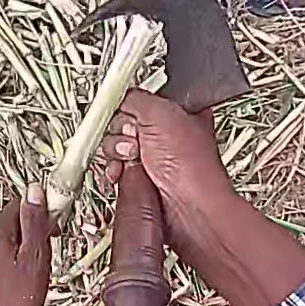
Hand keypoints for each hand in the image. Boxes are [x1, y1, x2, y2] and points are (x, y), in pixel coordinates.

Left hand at [0, 185, 53, 305]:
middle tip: (50, 252)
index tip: (58, 226)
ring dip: (29, 247)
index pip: (21, 203)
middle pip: (15, 220)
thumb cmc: (15, 301)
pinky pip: (3, 253)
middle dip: (36, 231)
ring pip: (11, 238)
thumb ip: (34, 222)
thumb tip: (35, 190)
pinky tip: (27, 278)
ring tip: (39, 269)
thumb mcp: (34, 257)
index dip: (43, 211)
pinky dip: (18, 259)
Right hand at [101, 89, 238, 225]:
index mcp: (177, 112)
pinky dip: (112, 169)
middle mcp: (163, 133)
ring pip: (114, 144)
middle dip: (122, 130)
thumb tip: (118, 96)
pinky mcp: (138, 177)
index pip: (140, 97)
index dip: (131, 104)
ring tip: (134, 158)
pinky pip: (112, 166)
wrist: (190, 209)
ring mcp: (149, 156)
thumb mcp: (162, 114)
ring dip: (116, 151)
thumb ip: (136, 98)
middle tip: (136, 139)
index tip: (127, 112)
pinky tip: (121, 172)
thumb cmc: (192, 166)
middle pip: (122, 120)